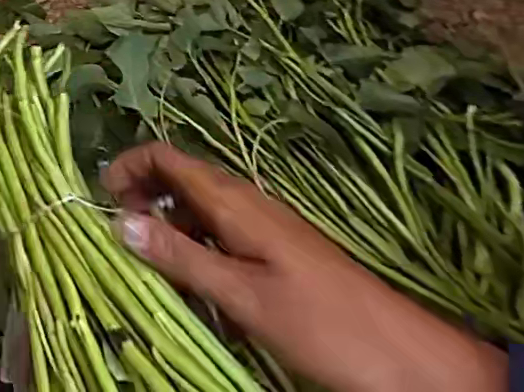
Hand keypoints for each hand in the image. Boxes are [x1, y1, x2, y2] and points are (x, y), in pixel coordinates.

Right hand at [105, 143, 507, 391]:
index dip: (127, 167)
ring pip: (196, 204)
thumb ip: (180, 256)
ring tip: (156, 265)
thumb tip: (118, 220)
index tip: (103, 199)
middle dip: (141, 194)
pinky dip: (195, 243)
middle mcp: (243, 199)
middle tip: (123, 234)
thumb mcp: (244, 297)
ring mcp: (262, 222)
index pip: (163, 156)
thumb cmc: (326, 327)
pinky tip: (200, 284)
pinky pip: (220, 229)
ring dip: (168, 222)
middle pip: (176, 175)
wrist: (420, 366)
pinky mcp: (276, 247)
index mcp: (232, 200)